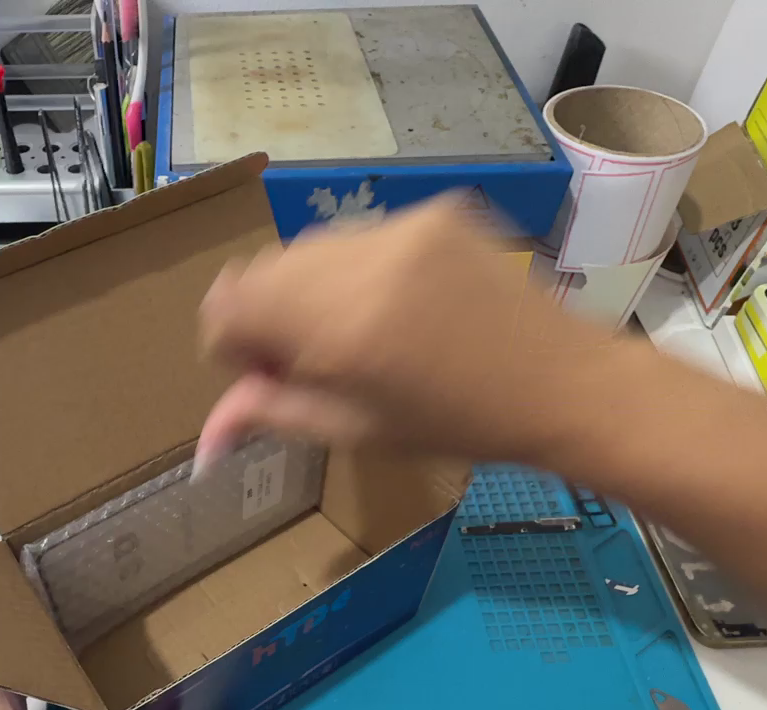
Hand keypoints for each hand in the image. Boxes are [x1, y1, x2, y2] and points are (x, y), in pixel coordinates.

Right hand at [195, 196, 663, 473]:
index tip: (262, 370)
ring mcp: (402, 227)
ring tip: (354, 333)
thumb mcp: (354, 432)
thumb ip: (273, 415)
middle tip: (308, 359)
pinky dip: (349, 272)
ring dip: (306, 292)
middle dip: (265, 316)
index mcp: (340, 330)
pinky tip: (393, 306)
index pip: (227, 303)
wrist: (561, 382)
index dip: (228, 340)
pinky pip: (355, 237)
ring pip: (306, 250)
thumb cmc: (454, 425)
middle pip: (260, 272)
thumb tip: (205, 442)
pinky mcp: (433, 210)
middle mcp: (362, 263)